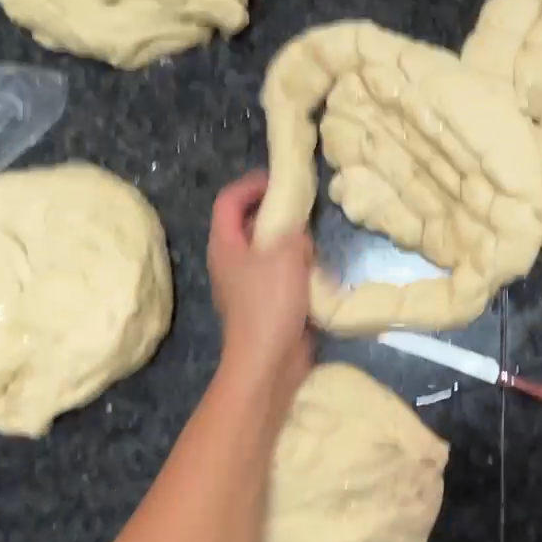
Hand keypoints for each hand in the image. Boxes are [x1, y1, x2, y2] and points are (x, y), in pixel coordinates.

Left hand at [209, 172, 312, 398]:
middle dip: (275, 213)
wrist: (268, 360)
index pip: (229, 200)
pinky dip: (296, 269)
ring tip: (313, 241)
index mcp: (225, 245)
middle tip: (303, 210)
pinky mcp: (265, 304)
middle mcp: (230, 262)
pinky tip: (316, 273)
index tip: (280, 181)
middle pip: (248, 224)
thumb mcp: (284, 255)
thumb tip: (297, 232)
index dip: (251, 185)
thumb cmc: (269, 303)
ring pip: (266, 250)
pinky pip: (279, 275)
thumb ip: (292, 232)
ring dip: (289, 243)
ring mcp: (246, 285)